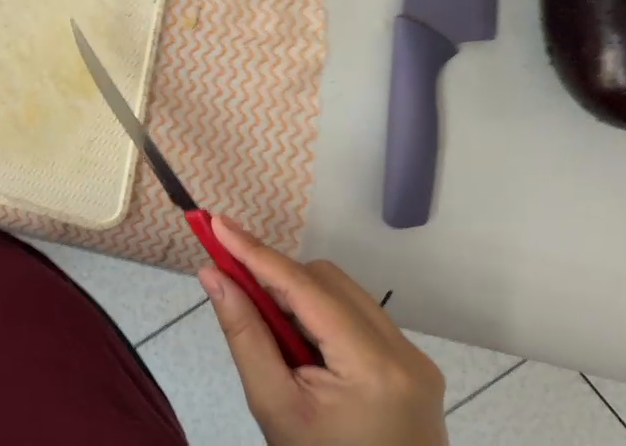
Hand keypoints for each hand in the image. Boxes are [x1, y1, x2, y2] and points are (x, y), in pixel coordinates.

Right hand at [202, 217, 446, 445]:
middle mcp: (405, 353)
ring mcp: (414, 361)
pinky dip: (317, 315)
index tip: (214, 222)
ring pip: (342, 293)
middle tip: (230, 283)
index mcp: (373, 366)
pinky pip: (356, 317)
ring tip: (267, 328)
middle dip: (275, 275)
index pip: (304, 287)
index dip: (254, 251)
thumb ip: (243, 333)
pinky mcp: (413, 369)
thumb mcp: (272, 403)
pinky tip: (296, 343)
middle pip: (326, 281)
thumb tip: (211, 273)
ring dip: (295, 294)